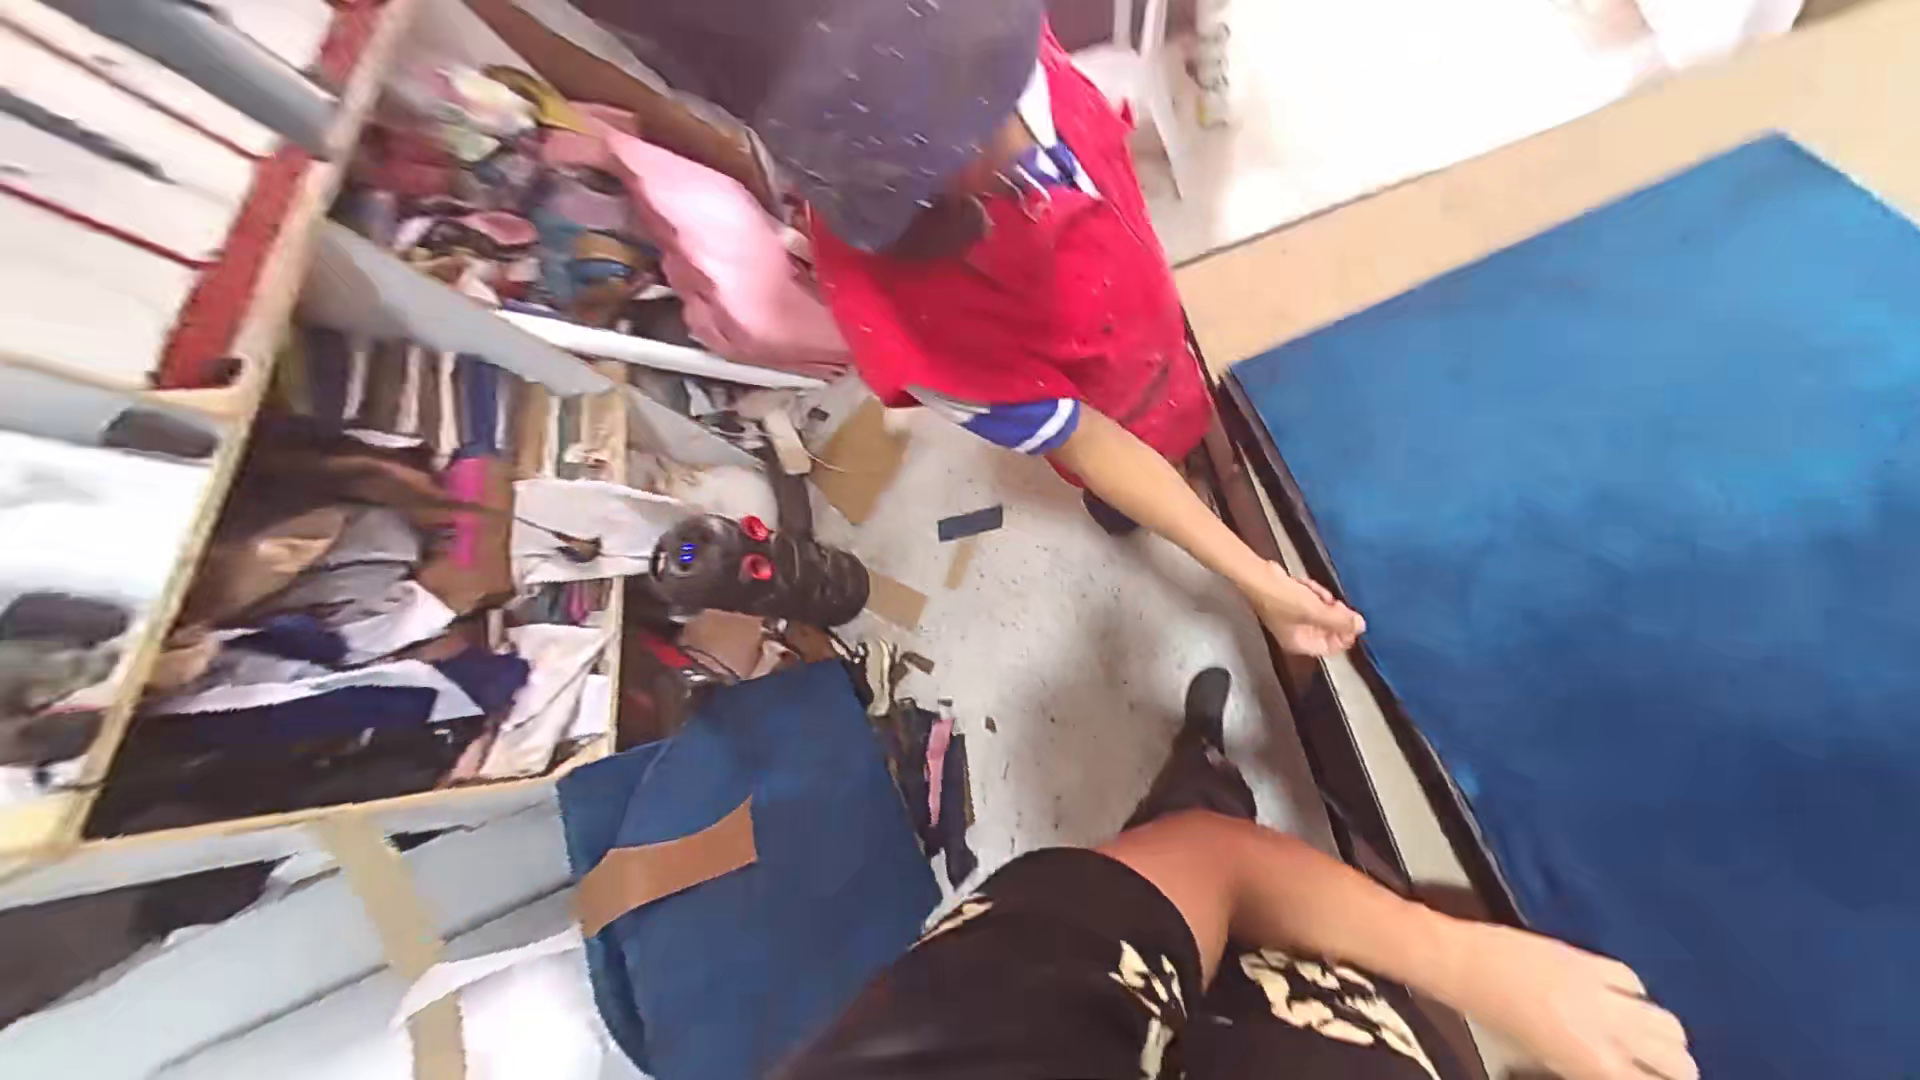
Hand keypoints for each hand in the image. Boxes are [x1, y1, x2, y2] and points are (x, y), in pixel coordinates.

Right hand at [1243, 562, 1364, 655]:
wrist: (1259, 577)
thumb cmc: (1283, 599)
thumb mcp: (1317, 611)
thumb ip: (1341, 621)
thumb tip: (1361, 626)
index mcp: (1300, 644)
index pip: (1332, 648)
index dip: (1345, 635)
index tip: (1353, 621)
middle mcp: (1296, 634)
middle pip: (1328, 630)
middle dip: (1333, 614)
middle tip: (1336, 603)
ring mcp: (1293, 618)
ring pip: (1321, 613)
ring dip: (1323, 601)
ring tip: (1316, 592)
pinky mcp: (1291, 603)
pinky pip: (1311, 602)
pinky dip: (1313, 593)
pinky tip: (1306, 586)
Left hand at [1437, 922, 1696, 1079]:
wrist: (1457, 960)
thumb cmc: (1488, 1013)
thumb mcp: (1545, 1057)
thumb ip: (1590, 1069)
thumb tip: (1618, 1070)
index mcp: (1596, 1069)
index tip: (1648, 1077)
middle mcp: (1610, 1036)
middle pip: (1681, 1063)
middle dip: (1670, 1066)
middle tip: (1649, 1059)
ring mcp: (1600, 994)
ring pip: (1669, 1023)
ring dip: (1657, 1028)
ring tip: (1634, 1024)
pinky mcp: (1584, 958)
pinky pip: (1631, 978)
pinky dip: (1627, 987)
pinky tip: (1608, 988)